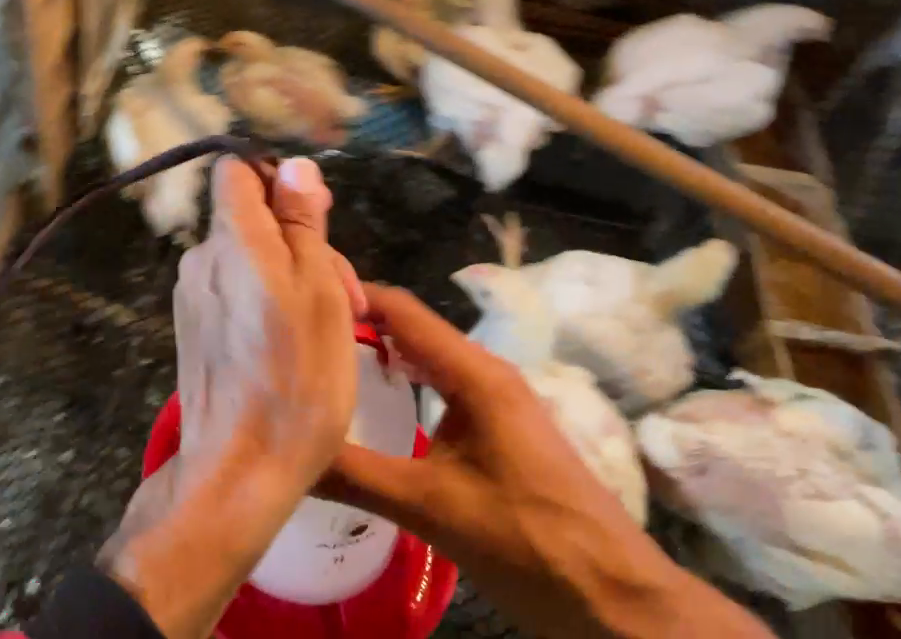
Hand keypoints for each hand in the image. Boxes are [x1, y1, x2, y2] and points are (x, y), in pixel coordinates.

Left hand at [174, 156, 359, 488]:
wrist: (239, 468)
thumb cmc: (295, 378)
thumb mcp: (317, 291)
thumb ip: (301, 223)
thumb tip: (294, 165)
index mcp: (231, 240)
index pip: (235, 170)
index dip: (275, 179)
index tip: (315, 218)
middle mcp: (200, 258)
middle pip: (251, 218)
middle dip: (301, 242)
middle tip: (345, 294)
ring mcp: (193, 295)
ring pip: (248, 257)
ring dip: (292, 276)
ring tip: (331, 327)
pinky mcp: (194, 327)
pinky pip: (235, 291)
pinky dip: (267, 303)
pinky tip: (295, 345)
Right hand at [319, 284, 775, 638]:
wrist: (620, 605)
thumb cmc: (530, 541)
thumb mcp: (431, 508)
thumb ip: (353, 474)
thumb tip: (280, 452)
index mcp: (474, 373)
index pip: (399, 308)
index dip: (347, 295)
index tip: (292, 301)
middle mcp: (485, 374)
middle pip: (408, 330)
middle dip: (353, 327)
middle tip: (292, 337)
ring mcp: (495, 404)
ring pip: (423, 361)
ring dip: (375, 359)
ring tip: (317, 368)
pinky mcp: (498, 433)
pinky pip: (436, 390)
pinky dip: (399, 389)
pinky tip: (369, 413)